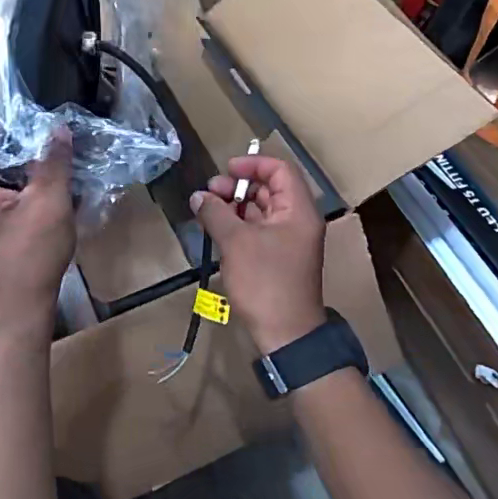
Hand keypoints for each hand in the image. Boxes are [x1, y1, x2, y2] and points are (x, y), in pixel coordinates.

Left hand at [0, 129, 75, 334]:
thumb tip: (59, 129)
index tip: (28, 145)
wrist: (22, 307)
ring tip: (46, 175)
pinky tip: (42, 194)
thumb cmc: (31, 256)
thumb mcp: (49, 202)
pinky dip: (15, 186)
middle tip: (42, 156)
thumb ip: (53, 160)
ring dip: (17, 168)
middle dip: (11, 150)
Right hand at [191, 156, 326, 354]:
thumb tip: (198, 196)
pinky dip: (239, 225)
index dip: (253, 164)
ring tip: (207, 210)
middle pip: (270, 189)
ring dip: (236, 206)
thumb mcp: (236, 243)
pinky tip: (217, 228)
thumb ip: (216, 213)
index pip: (281, 170)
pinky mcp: (279, 257)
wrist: (286, 333)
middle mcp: (298, 220)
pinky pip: (259, 230)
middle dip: (239, 187)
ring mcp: (289, 240)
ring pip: (262, 210)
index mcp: (298, 210)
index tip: (225, 171)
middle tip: (209, 193)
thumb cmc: (265, 282)